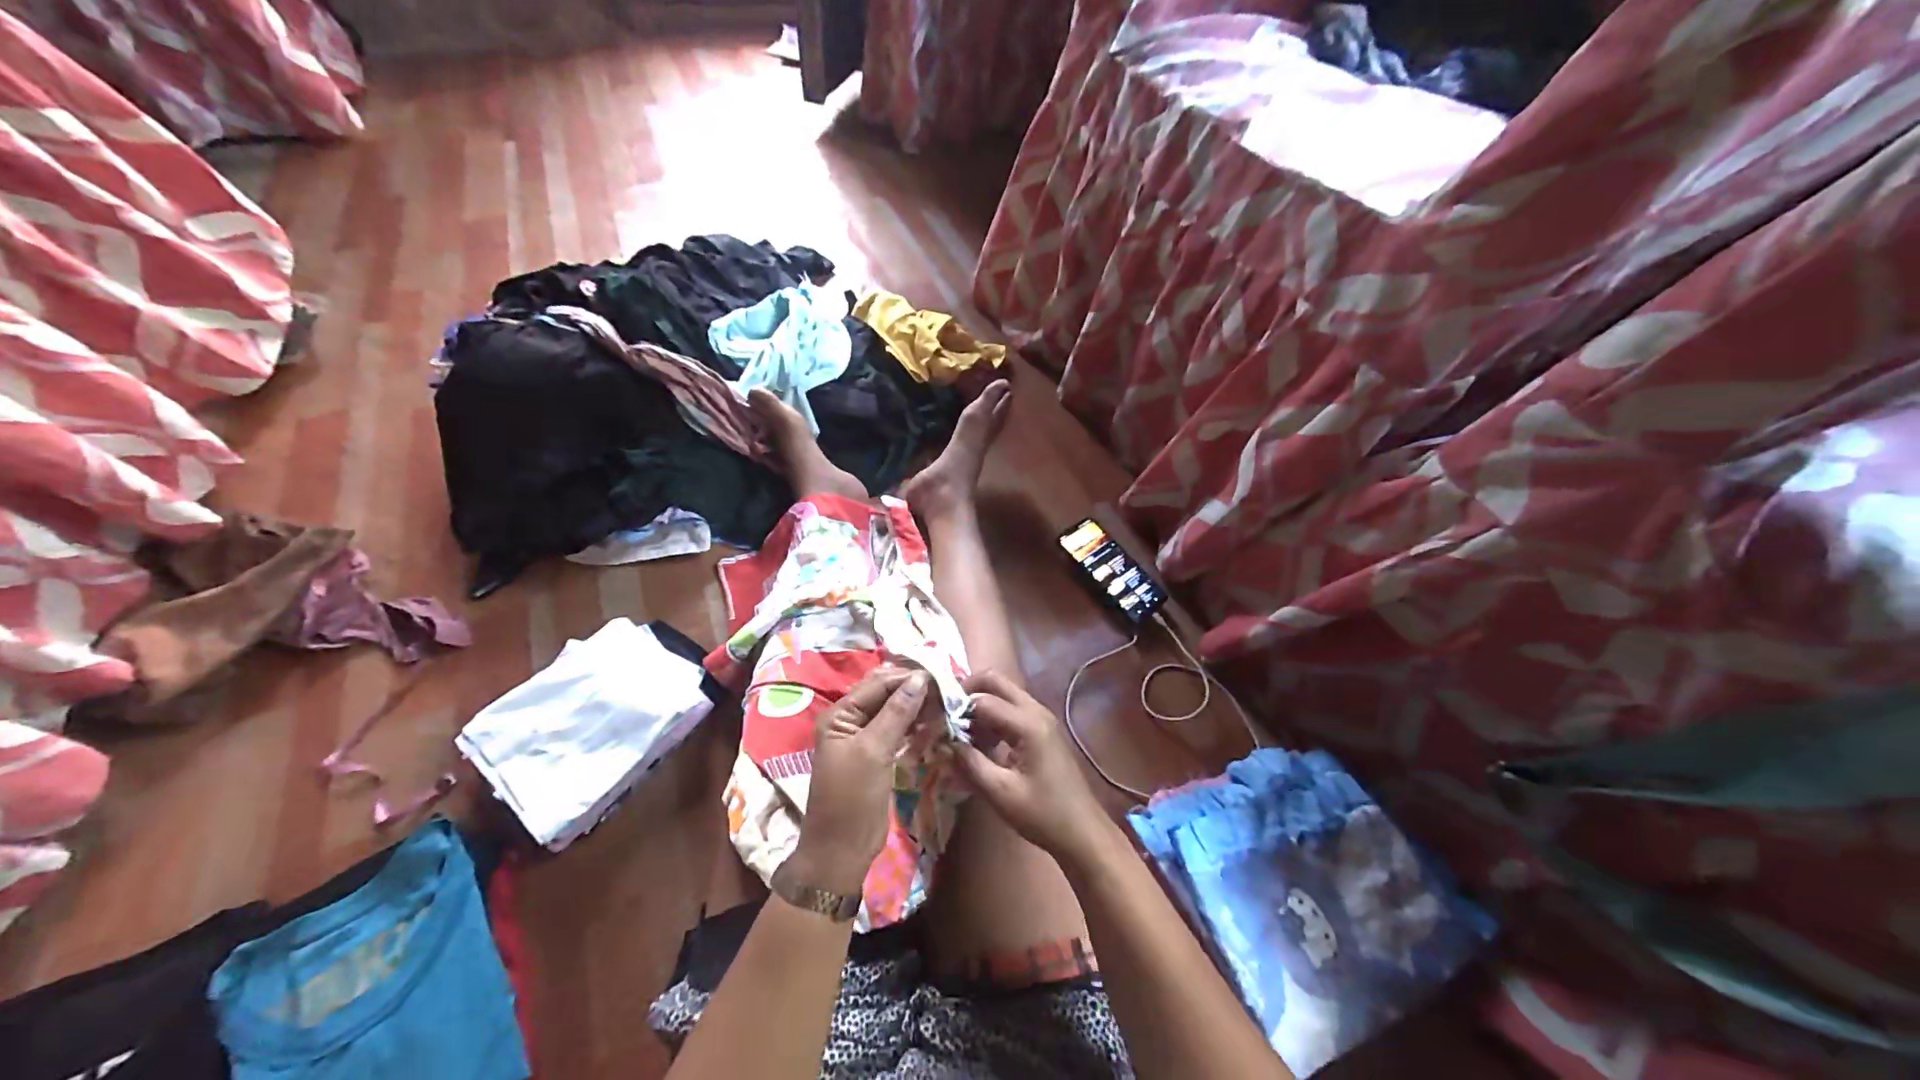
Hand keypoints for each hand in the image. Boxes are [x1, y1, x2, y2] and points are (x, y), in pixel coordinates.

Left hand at [785, 668, 933, 895]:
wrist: (842, 850)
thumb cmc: (852, 798)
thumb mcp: (874, 751)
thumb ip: (896, 712)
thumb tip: (920, 678)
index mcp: (840, 714)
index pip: (878, 684)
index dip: (908, 679)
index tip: (943, 678)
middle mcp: (850, 721)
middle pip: (886, 695)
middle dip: (915, 691)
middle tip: (949, 692)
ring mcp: (864, 739)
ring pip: (895, 713)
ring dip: (918, 708)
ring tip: (946, 707)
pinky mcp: (878, 756)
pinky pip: (898, 732)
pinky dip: (915, 727)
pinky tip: (935, 725)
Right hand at [951, 670, 1118, 869]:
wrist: (1082, 832)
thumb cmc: (1043, 814)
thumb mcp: (1000, 792)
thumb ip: (969, 762)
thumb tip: (944, 742)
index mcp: (1028, 723)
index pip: (982, 700)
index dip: (956, 708)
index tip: (934, 722)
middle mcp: (1036, 711)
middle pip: (996, 682)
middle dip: (967, 691)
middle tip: (944, 714)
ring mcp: (1042, 719)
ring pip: (1004, 694)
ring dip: (980, 706)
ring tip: (959, 733)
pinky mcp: (1042, 730)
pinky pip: (1012, 710)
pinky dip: (993, 718)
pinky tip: (979, 744)